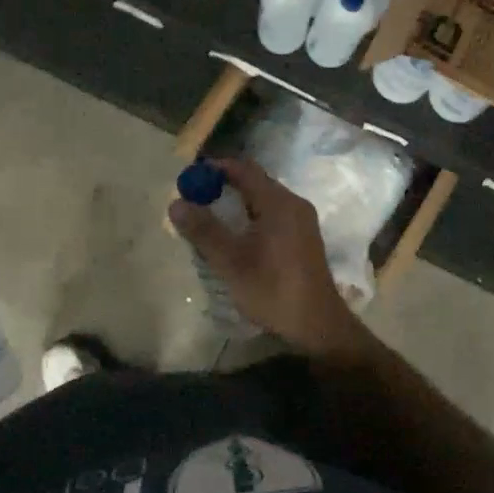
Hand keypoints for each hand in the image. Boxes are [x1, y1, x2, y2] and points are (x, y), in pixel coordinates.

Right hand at [168, 158, 365, 354]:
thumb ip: (204, 231)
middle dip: (223, 187)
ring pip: (263, 201)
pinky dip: (251, 218)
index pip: (244, 169)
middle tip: (195, 201)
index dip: (215, 169)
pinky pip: (273, 216)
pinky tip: (236, 239)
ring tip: (210, 221)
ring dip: (236, 205)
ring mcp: (302, 221)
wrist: (317, 324)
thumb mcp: (231, 262)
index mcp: (279, 203)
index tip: (190, 179)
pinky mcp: (303, 238)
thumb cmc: (273, 290)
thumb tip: (176, 203)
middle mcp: (294, 204)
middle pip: (254, 183)